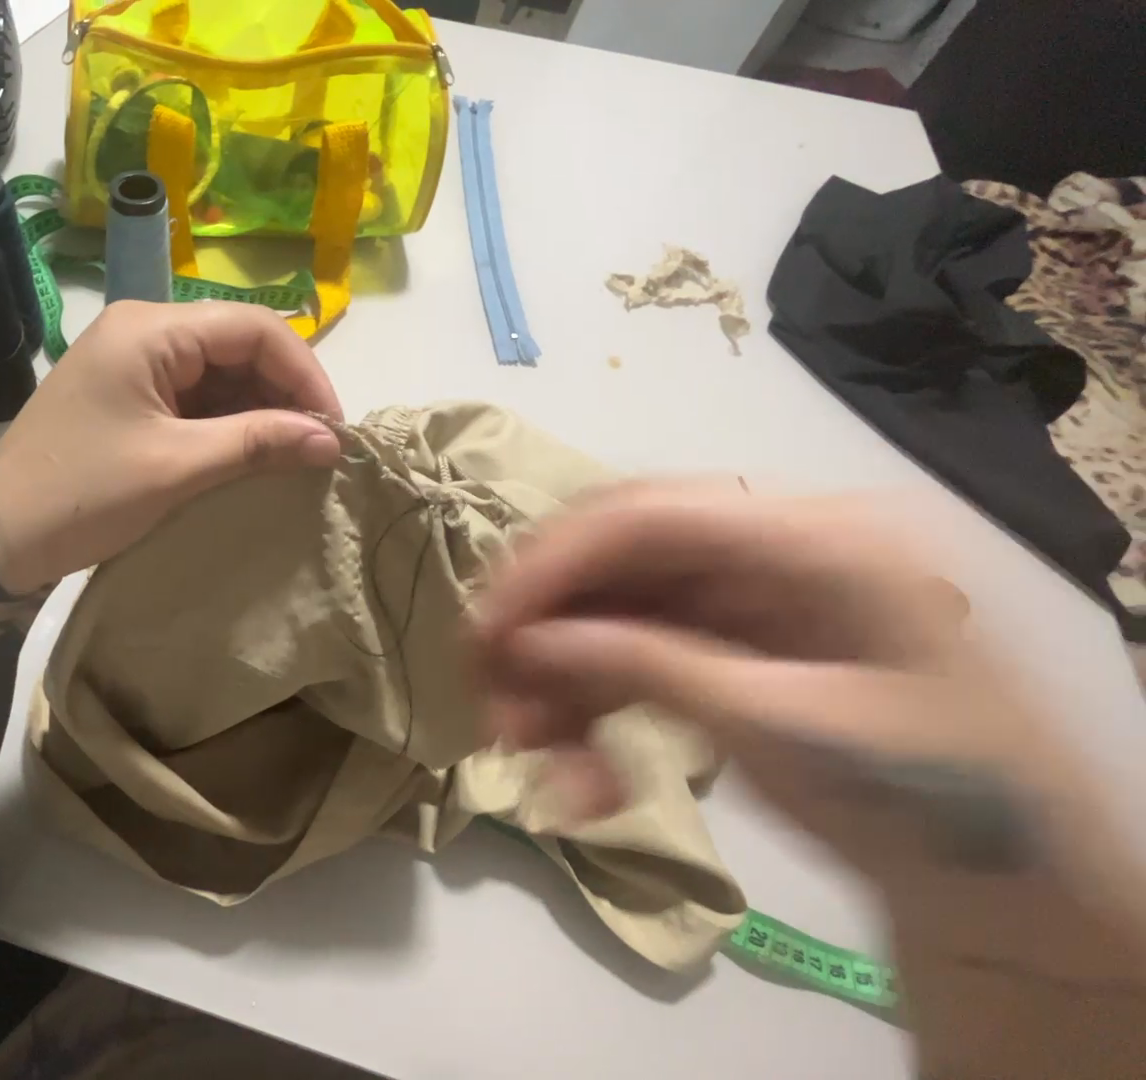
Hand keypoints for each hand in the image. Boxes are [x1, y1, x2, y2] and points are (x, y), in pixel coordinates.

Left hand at [0, 300, 342, 593]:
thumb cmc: (82, 497)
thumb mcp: (176, 469)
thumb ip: (257, 443)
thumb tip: (331, 440)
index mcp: (149, 329)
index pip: (254, 328)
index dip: (304, 374)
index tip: (334, 429)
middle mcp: (141, 331)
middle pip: (237, 345)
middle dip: (284, 394)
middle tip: (317, 448)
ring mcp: (131, 365)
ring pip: (218, 374)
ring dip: (258, 411)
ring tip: (292, 457)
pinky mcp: (126, 398)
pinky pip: (192, 398)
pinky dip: (226, 424)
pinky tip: (250, 456)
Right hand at [464, 481, 1142, 932]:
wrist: (1002, 873)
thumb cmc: (924, 796)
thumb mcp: (782, 727)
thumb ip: (647, 668)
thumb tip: (524, 643)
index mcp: (817, 539)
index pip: (650, 514)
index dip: (552, 563)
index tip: (483, 629)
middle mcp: (767, 545)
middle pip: (614, 557)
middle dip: (542, 628)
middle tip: (488, 694)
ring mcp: (739, 591)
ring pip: (605, 608)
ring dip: (555, 677)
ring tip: (528, 751)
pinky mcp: (719, 634)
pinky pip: (625, 650)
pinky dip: (588, 704)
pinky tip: (578, 770)